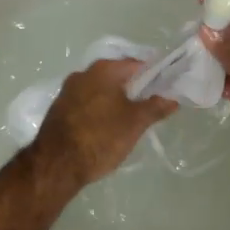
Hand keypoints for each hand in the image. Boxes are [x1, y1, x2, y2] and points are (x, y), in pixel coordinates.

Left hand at [33, 58, 176, 189]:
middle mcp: (83, 73)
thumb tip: (173, 98)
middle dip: (133, 90)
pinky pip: (86, 103)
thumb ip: (155, 107)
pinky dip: (99, 110)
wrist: (56, 165)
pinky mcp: (59, 109)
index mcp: (104, 69)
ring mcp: (68, 90)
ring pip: (100, 90)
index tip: (165, 90)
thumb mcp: (135, 124)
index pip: (137, 65)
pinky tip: (105, 129)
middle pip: (117, 76)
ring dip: (115, 101)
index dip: (153, 76)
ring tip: (129, 121)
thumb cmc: (100, 137)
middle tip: (149, 108)